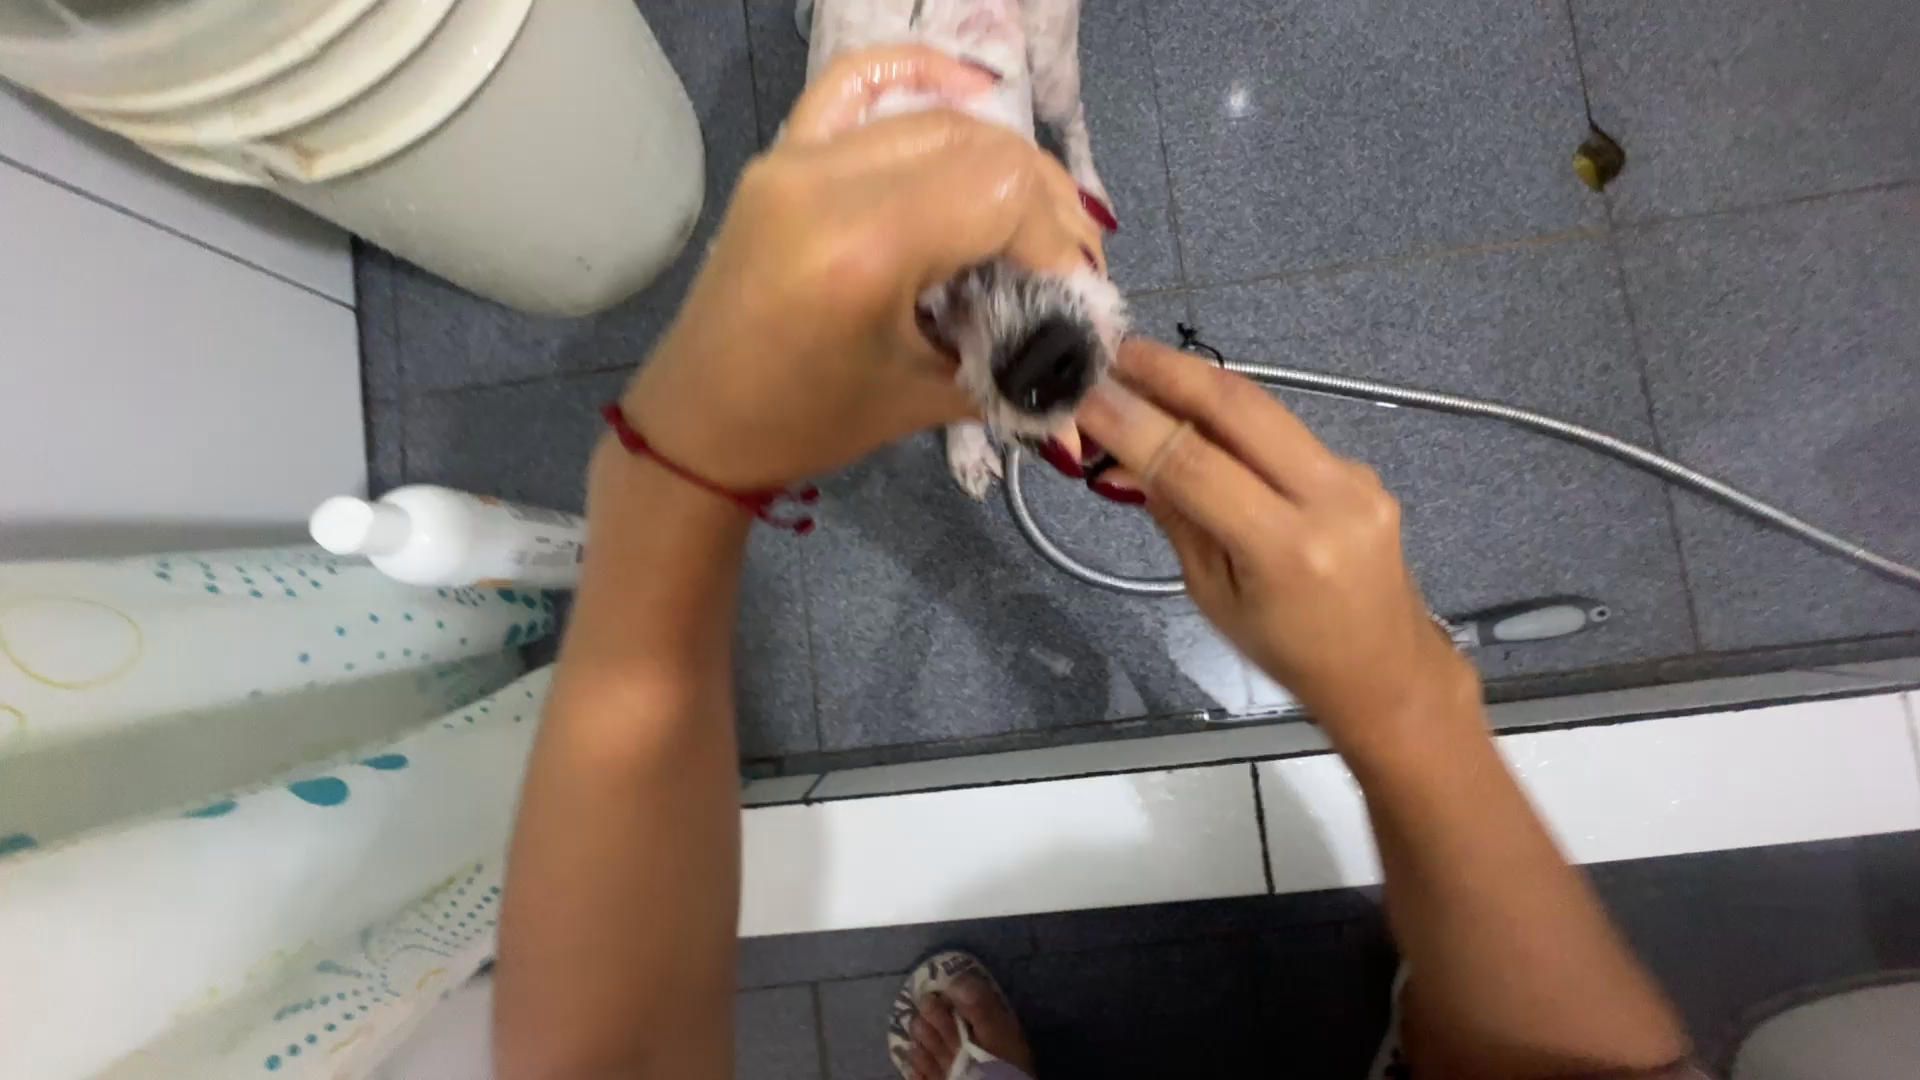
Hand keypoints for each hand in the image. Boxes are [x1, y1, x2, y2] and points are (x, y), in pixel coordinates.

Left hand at [619, 45, 1103, 489]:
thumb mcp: (919, 402)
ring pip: (934, 120)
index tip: (1073, 290)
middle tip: (1065, 259)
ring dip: (1000, 163)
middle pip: (979, 146)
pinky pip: (855, 86)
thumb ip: (1008, 361)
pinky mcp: (780, 158)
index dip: (1058, 237)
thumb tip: (1077, 343)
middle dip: (1043, 201)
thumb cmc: (805, 428)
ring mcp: (797, 159)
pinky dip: (919, 79)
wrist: (701, 427)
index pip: (1000, 194)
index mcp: (864, 249)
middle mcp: (828, 181)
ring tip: (1029, 219)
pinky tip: (969, 94)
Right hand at [1074, 339, 1477, 747]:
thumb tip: (1128, 459)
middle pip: (1240, 409)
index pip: (1196, 466)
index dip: (1135, 424)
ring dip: (1196, 383)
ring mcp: (1354, 475)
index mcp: (1286, 549)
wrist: (1385, 669)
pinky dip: (1228, 417)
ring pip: (1263, 409)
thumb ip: (1178, 517)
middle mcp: (1331, 497)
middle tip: (1114, 353)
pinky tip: (1192, 416)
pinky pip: (1281, 431)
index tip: (1086, 395)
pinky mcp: (1357, 468)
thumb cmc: (1284, 652)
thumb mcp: (1212, 595)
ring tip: (1141, 371)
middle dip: (1170, 371)